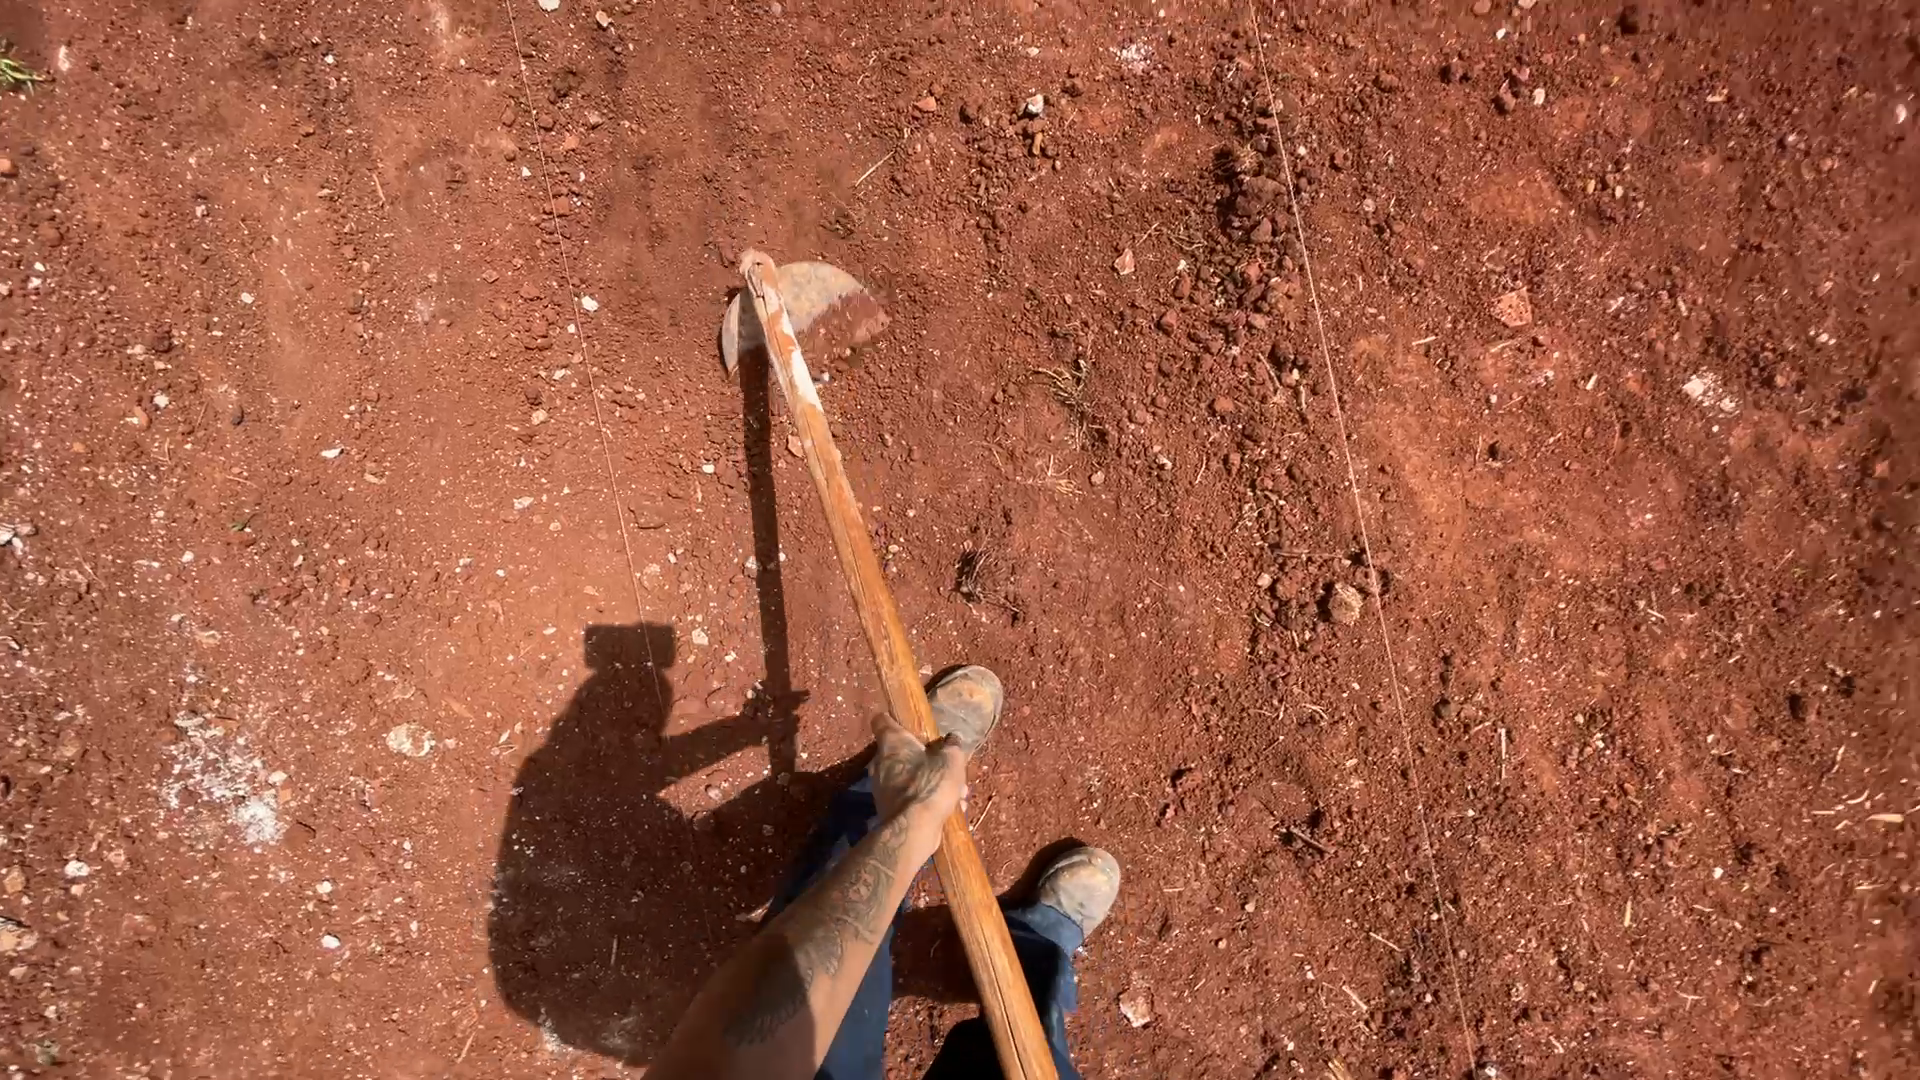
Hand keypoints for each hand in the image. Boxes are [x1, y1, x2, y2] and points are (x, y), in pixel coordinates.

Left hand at [867, 713, 965, 826]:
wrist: (913, 829)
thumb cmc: (930, 785)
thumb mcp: (952, 760)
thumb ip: (952, 746)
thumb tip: (953, 739)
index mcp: (892, 743)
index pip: (882, 720)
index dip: (893, 719)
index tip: (907, 723)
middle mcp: (881, 762)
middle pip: (901, 751)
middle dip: (927, 759)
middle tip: (948, 767)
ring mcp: (882, 787)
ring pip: (910, 776)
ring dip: (932, 782)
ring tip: (958, 794)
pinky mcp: (888, 808)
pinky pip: (911, 797)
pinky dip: (927, 800)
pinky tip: (951, 810)